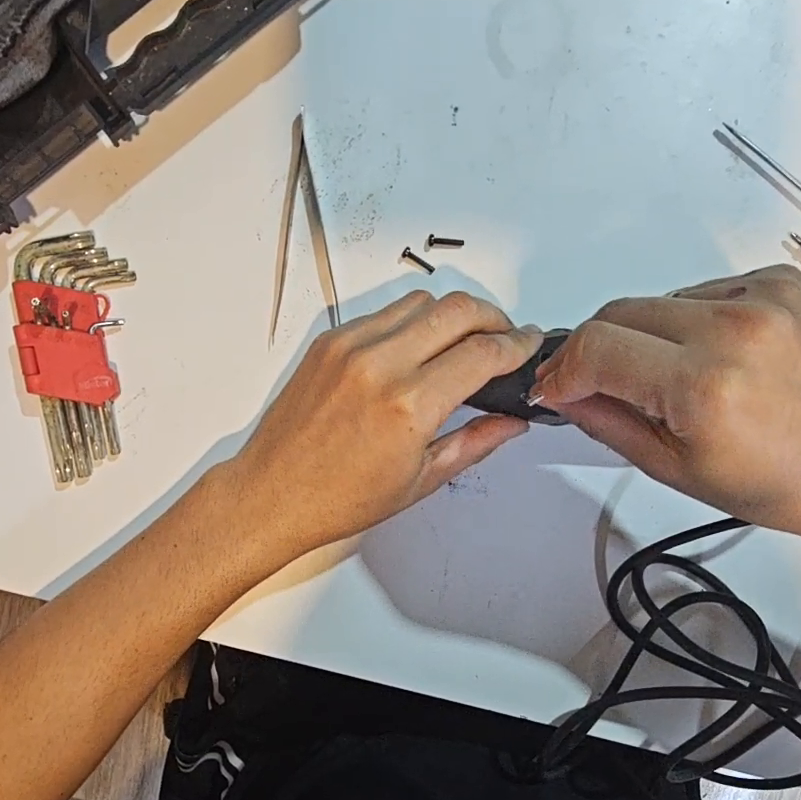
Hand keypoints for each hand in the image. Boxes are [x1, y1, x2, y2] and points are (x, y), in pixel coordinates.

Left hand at [223, 291, 536, 555]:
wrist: (273, 494)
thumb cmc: (336, 498)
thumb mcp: (420, 479)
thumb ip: (475, 442)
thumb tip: (511, 422)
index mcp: (408, 406)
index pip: (483, 352)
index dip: (517, 345)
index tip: (528, 346)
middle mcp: (379, 365)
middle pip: (459, 309)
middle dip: (495, 318)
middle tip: (505, 337)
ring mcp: (350, 346)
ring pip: (422, 301)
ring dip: (453, 314)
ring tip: (463, 341)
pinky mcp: (329, 340)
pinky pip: (385, 312)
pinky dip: (412, 320)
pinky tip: (418, 346)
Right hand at [531, 265, 800, 562]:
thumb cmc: (780, 482)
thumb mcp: (673, 468)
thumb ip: (607, 422)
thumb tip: (563, 392)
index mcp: (704, 386)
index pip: (596, 347)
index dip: (562, 368)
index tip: (555, 387)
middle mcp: (733, 330)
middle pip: (618, 312)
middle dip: (592, 350)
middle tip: (593, 384)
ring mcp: (762, 299)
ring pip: (656, 301)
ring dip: (641, 337)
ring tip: (667, 380)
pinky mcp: (780, 283)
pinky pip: (700, 293)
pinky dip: (685, 323)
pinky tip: (708, 358)